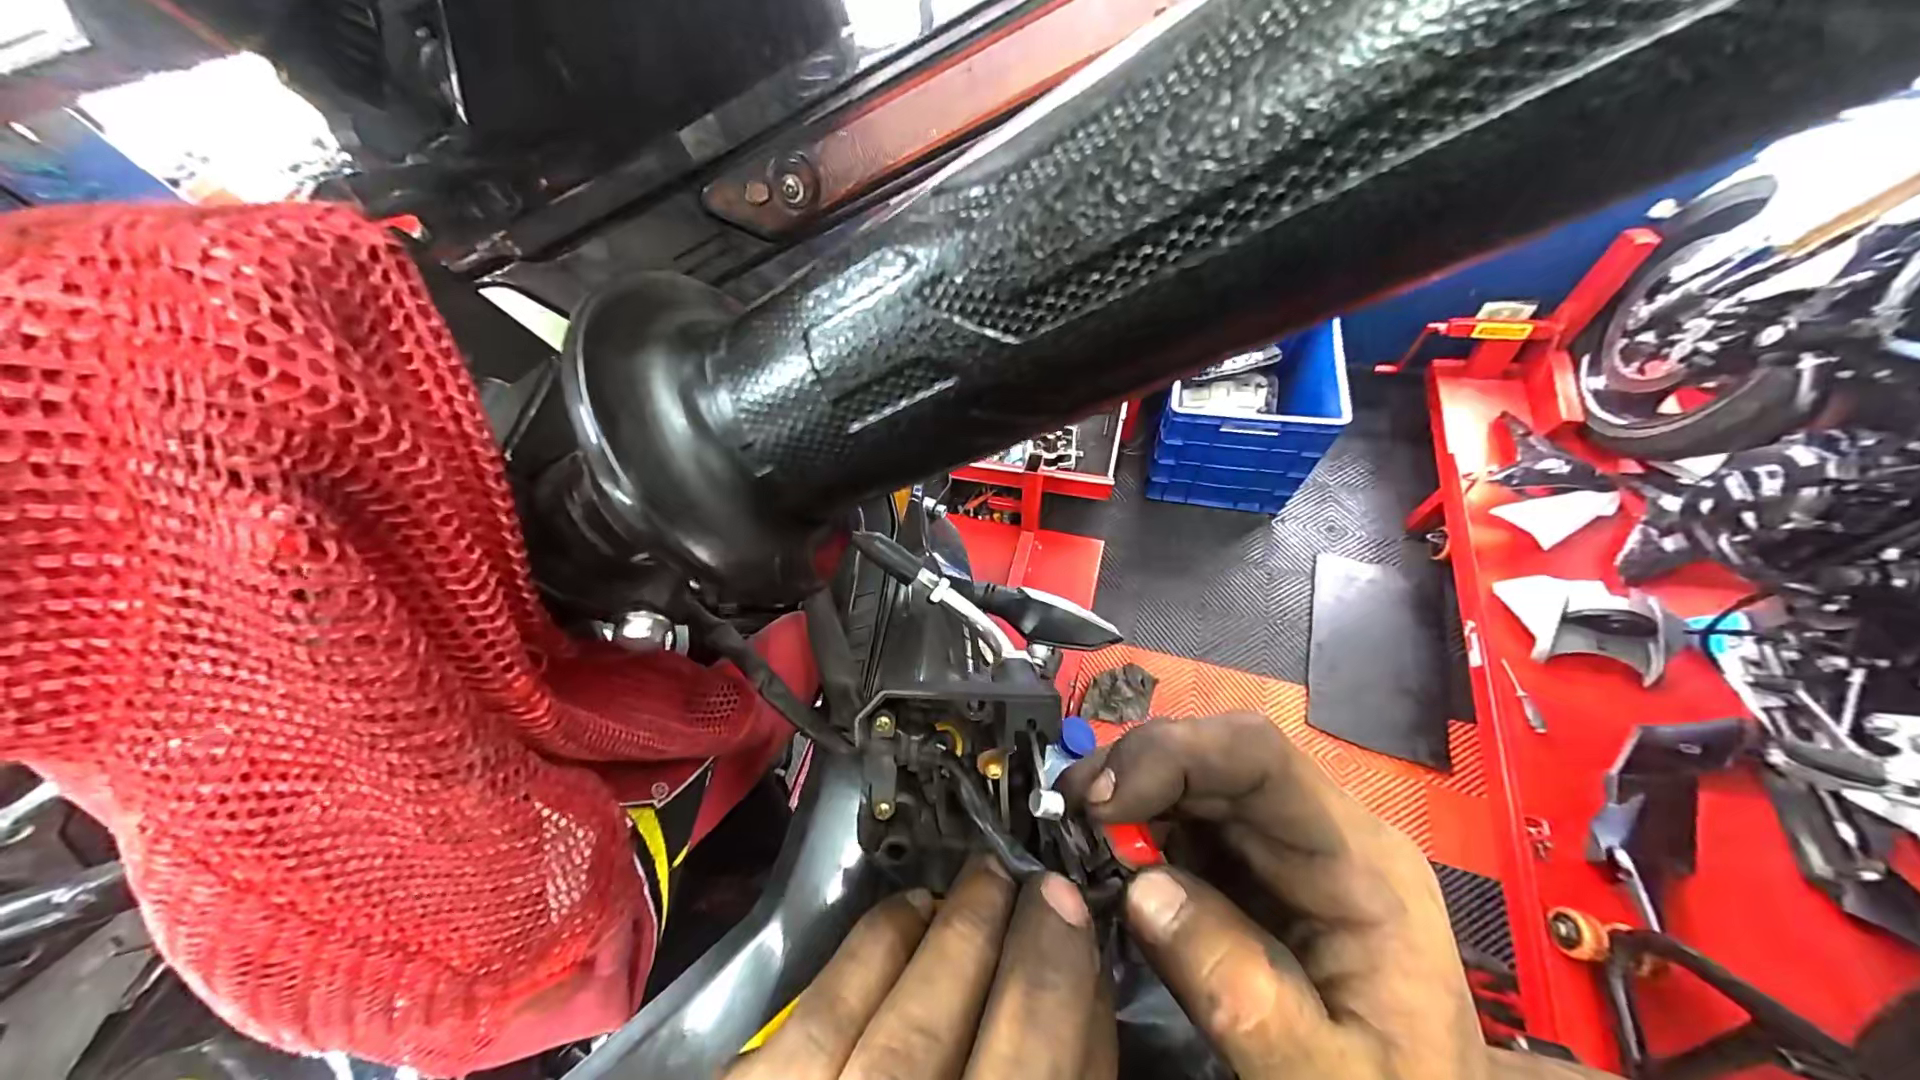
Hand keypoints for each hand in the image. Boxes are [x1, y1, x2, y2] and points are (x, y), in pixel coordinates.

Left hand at [725, 858, 1116, 1079]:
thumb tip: (1083, 997)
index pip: (1040, 1078)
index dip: (1063, 988)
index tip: (1071, 910)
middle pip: (970, 1052)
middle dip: (1016, 950)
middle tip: (1035, 880)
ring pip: (898, 1026)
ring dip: (949, 936)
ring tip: (983, 882)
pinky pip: (817, 1018)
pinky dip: (869, 951)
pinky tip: (904, 912)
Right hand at [1059, 712, 1493, 1079]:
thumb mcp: (1328, 1077)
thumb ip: (1243, 995)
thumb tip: (1140, 889)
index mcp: (1356, 859)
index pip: (1258, 757)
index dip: (1173, 755)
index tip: (1101, 802)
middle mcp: (1315, 830)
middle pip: (1213, 758)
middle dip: (1132, 772)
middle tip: (1064, 813)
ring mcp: (1278, 847)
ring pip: (1188, 782)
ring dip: (1124, 796)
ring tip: (1072, 830)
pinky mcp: (1246, 869)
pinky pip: (1179, 823)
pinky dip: (1131, 830)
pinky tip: (1101, 854)